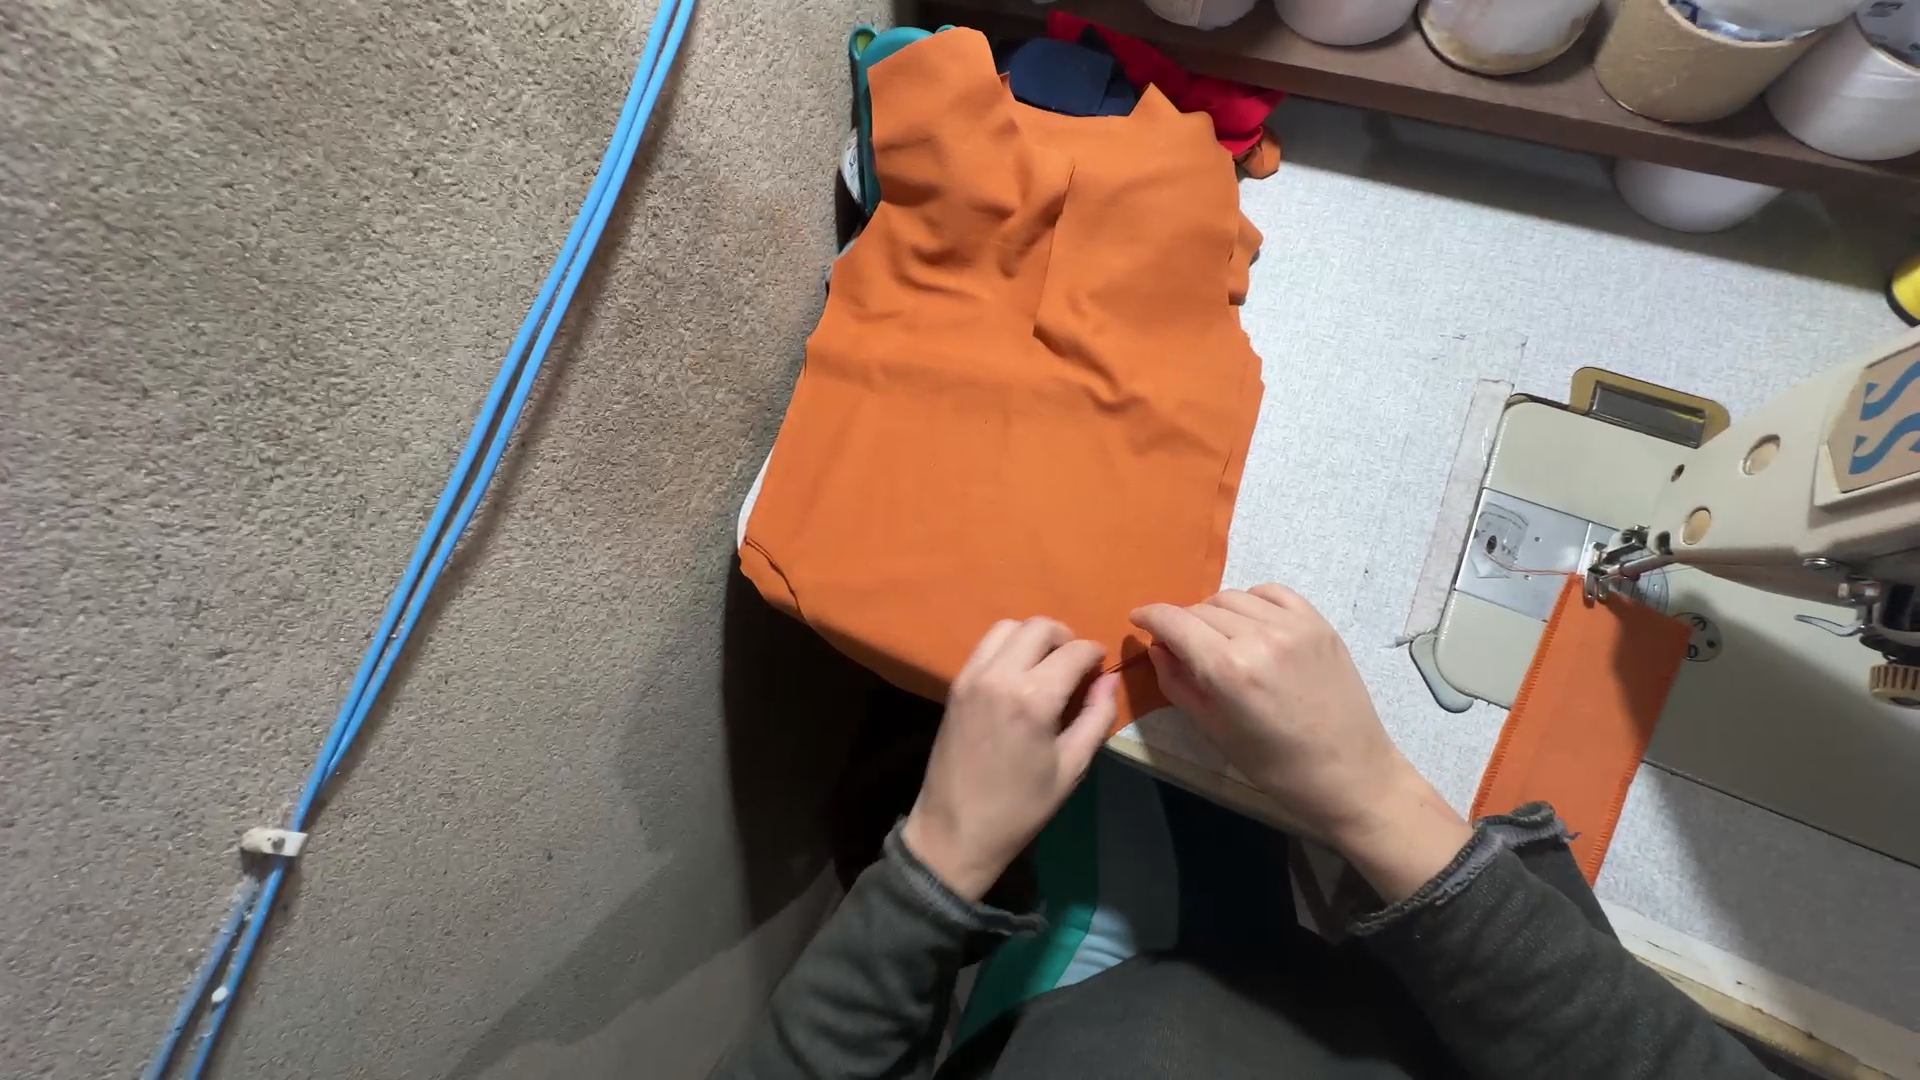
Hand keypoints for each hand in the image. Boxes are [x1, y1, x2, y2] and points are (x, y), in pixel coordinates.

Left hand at [903, 618, 1118, 901]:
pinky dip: (1007, 646)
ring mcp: (972, 676)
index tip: (1100, 667)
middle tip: (1075, 665)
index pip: (1074, 651)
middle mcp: (1000, 675)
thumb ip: (1097, 716)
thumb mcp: (1071, 766)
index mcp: (1033, 698)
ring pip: (1008, 626)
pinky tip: (1018, 674)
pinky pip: (985, 645)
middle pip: (1039, 626)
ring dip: (1033, 636)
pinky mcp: (956, 683)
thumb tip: (1109, 677)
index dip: (1095, 654)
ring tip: (1046, 665)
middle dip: (1065, 637)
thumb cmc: (1021, 806)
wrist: (956, 828)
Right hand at [1130, 586, 1469, 900]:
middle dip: (1182, 624)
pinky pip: (1272, 592)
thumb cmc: (1276, 766)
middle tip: (1182, 648)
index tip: (1138, 619)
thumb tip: (1158, 649)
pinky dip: (1251, 601)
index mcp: (1228, 669)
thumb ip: (1177, 683)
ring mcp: (1294, 626)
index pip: (1174, 621)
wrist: (1352, 775)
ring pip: (1233, 597)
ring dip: (1214, 613)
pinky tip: (1250, 623)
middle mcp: (1259, 637)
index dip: (1149, 616)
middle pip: (1200, 608)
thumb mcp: (1213, 731)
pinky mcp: (1319, 624)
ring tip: (1218, 638)